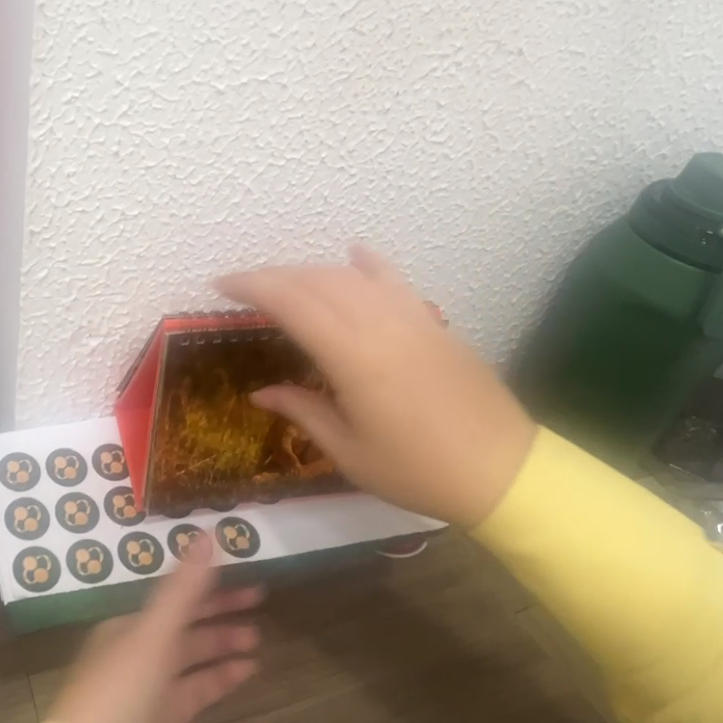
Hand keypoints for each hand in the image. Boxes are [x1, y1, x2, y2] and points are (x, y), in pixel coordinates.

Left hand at [46, 546, 263, 722]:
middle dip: (222, 614)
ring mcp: (148, 689)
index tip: (244, 574)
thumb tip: (208, 533)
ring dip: (224, 647)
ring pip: (191, 660)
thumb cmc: (118, 691)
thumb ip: (182, 589)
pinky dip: (219, 680)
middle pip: (185, 626)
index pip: (176, 598)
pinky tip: (246, 673)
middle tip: (262, 602)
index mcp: (128, 625)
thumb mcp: (151, 636)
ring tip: (259, 641)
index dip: (212, 585)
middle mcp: (136, 652)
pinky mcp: (161, 718)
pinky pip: (194, 693)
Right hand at [216, 245, 536, 526]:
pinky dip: (369, 263)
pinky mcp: (432, 321)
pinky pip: (394, 280)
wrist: (503, 471)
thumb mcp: (350, 453)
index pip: (291, 302)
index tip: (220, 285)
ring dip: (309, 272)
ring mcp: (409, 317)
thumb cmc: (418, 471)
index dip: (252, 286)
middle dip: (272, 276)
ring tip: (283, 282)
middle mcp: (378, 324)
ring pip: (349, 276)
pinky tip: (353, 252)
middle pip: (315, 281)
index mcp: (352, 356)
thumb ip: (303, 412)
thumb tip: (260, 393)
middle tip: (241, 287)